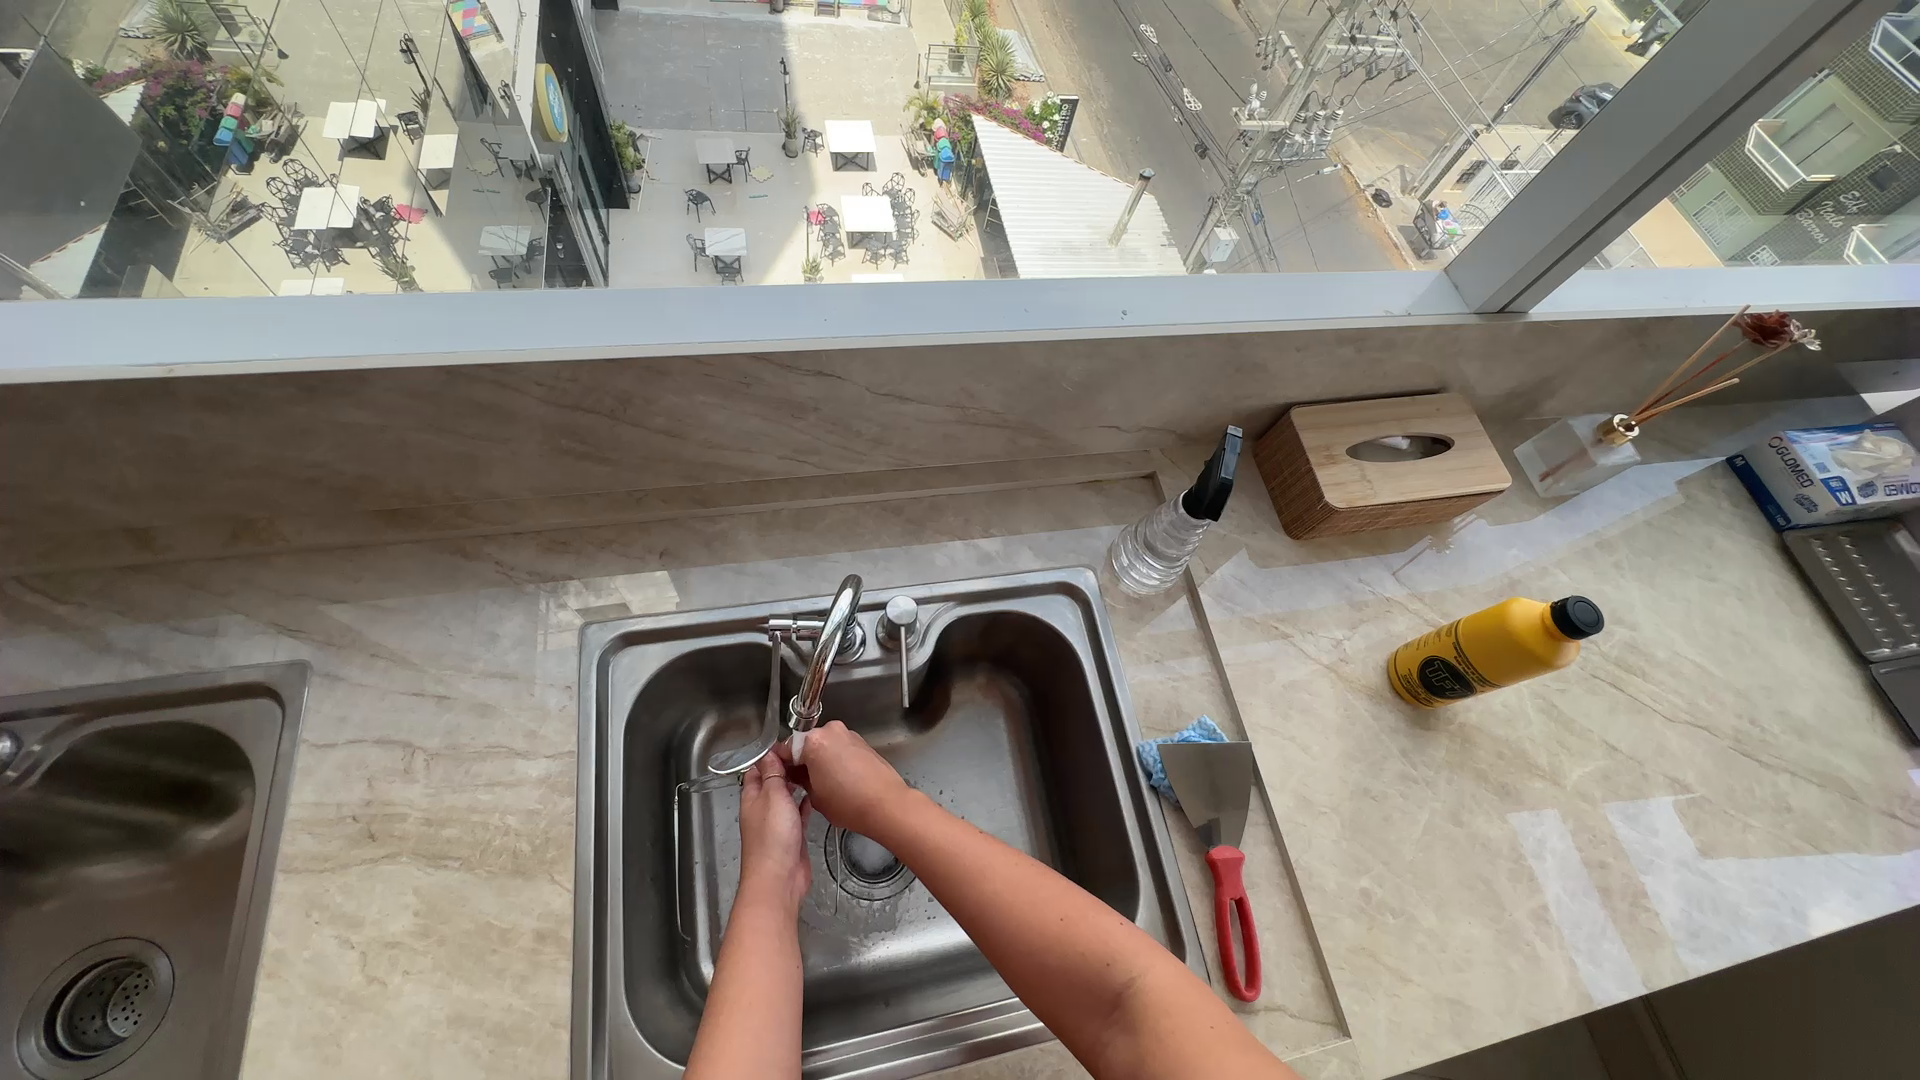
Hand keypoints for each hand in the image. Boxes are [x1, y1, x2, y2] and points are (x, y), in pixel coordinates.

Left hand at [737, 753, 811, 909]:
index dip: (770, 755)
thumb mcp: (773, 796)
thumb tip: (769, 753)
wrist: (780, 879)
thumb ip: (773, 774)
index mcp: (752, 797)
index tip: (790, 743)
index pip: (757, 769)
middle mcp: (762, 808)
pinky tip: (816, 795)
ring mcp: (777, 823)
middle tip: (807, 754)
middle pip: (772, 782)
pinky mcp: (793, 835)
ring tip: (814, 769)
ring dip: (797, 784)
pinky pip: (799, 813)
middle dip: (786, 768)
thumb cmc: (773, 835)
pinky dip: (805, 803)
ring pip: (786, 797)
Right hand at [777, 721, 910, 837]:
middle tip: (801, 781)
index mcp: (814, 741)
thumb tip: (796, 773)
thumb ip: (800, 779)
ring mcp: (849, 735)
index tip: (781, 773)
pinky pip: (841, 747)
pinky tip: (839, 779)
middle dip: (803, 759)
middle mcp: (832, 731)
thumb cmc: (852, 803)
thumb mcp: (814, 795)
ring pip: (825, 745)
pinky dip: (837, 759)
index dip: (782, 763)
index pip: (787, 747)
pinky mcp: (862, 743)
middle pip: (807, 743)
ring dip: (821, 759)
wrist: (886, 804)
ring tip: (823, 783)